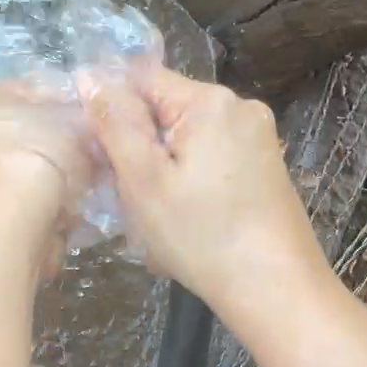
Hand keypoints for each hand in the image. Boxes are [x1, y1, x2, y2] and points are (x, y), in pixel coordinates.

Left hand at [0, 76, 96, 254]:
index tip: (102, 110)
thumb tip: (94, 123)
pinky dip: (62, 196)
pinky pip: (40, 193)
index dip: (73, 96)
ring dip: (71, 169)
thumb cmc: (36, 155)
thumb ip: (84, 117)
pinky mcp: (1, 210)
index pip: (36, 87)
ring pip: (41, 164)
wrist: (14, 224)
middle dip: (74, 137)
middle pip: (38, 128)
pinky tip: (88, 197)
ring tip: (102, 171)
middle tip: (106, 143)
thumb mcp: (70, 122)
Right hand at [79, 66, 331, 311]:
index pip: (142, 79)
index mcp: (210, 101)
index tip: (99, 152)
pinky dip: (188, 178)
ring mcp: (257, 137)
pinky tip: (185, 216)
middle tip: (125, 193)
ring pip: (186, 137)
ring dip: (161, 166)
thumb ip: (115, 123)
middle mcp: (240, 107)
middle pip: (166, 108)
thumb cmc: (202, 235)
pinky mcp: (264, 165)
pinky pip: (210, 156)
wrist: (276, 290)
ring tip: (154, 211)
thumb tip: (89, 76)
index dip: (112, 109)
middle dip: (139, 143)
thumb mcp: (144, 179)